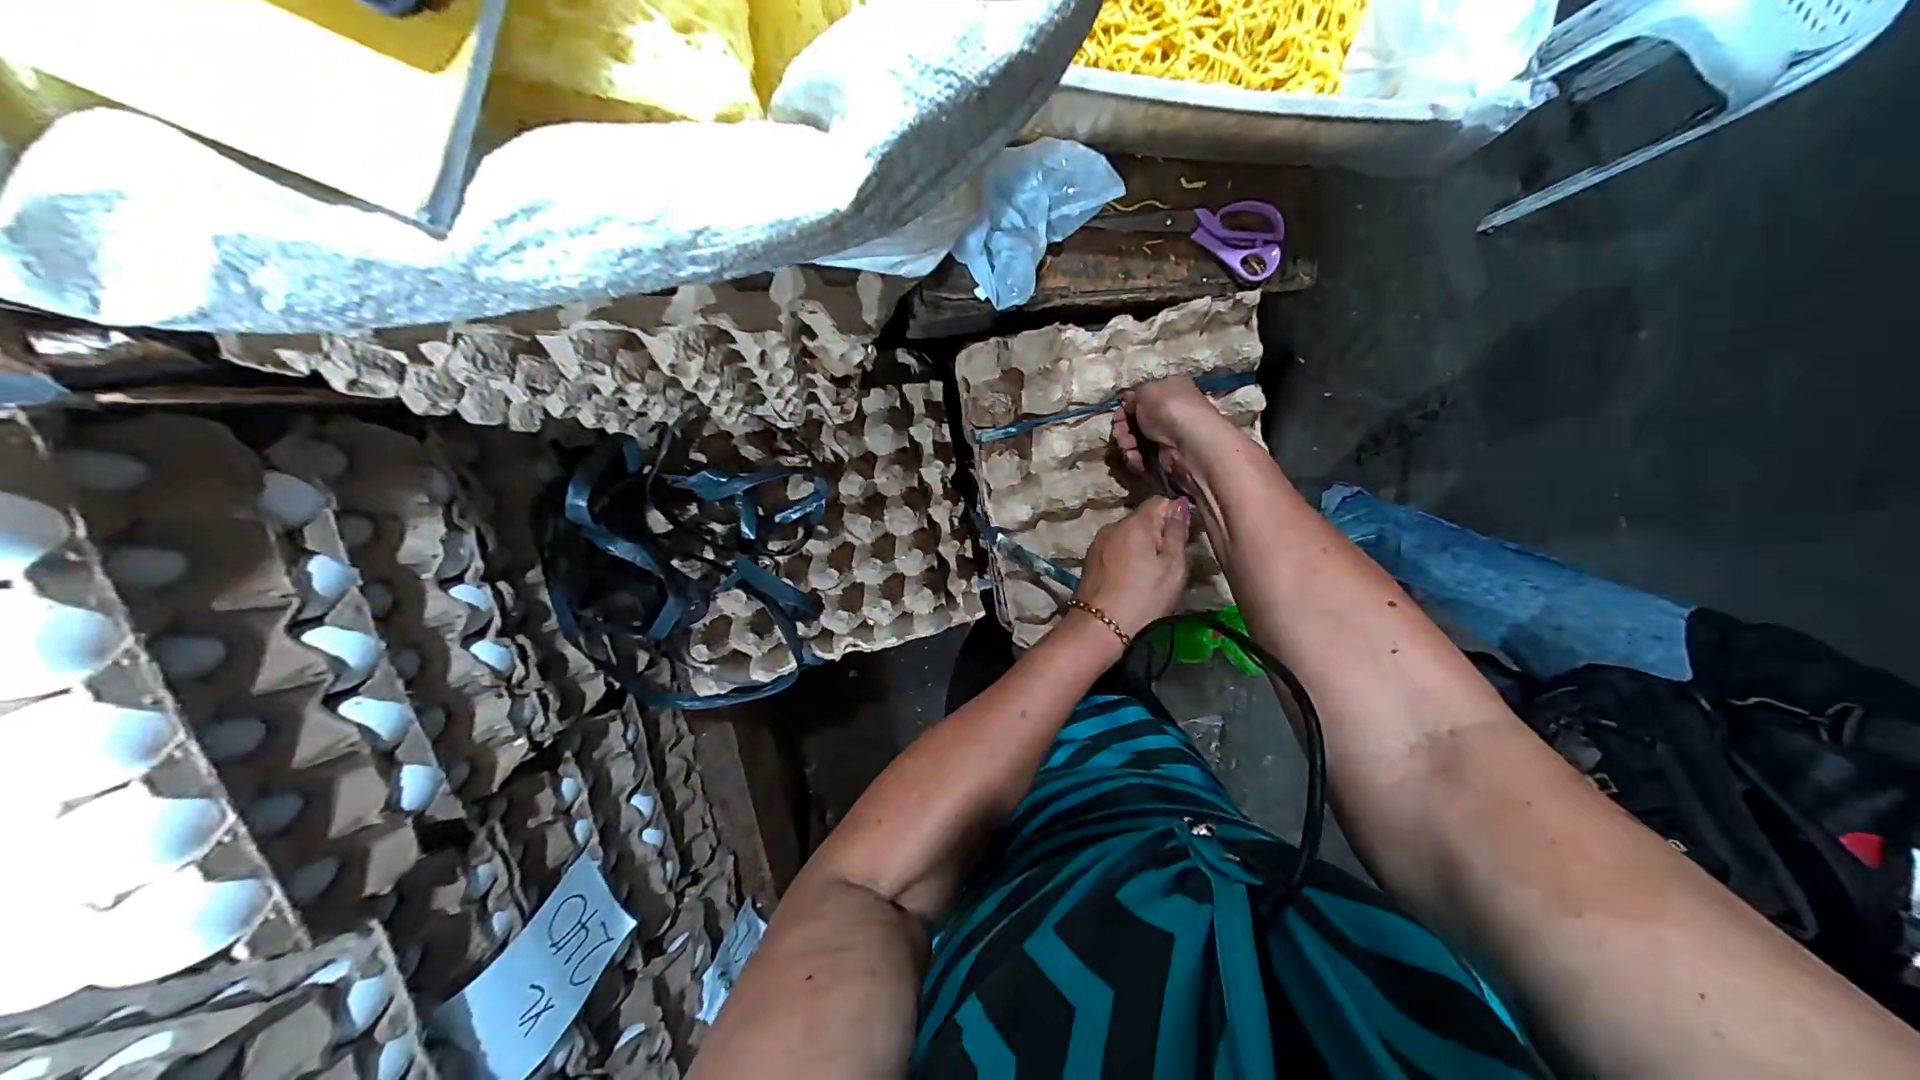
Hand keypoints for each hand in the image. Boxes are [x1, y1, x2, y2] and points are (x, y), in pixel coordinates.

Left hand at [1072, 496, 1190, 638]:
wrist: (1099, 625)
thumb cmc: (1144, 597)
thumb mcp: (1172, 566)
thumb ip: (1177, 532)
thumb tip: (1180, 503)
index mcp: (1134, 523)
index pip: (1159, 501)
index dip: (1174, 515)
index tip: (1181, 539)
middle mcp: (1112, 525)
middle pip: (1142, 519)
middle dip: (1157, 533)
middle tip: (1167, 564)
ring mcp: (1098, 542)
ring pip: (1127, 535)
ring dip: (1141, 546)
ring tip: (1148, 575)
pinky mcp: (1090, 559)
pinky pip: (1115, 548)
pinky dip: (1126, 557)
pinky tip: (1129, 579)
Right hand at [1113, 376, 1232, 491]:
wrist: (1189, 442)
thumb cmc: (1168, 408)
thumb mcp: (1146, 390)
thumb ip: (1133, 397)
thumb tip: (1128, 406)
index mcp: (1169, 391)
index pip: (1141, 400)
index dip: (1125, 409)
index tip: (1117, 417)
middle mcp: (1170, 412)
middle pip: (1135, 421)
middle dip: (1123, 429)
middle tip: (1120, 433)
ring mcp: (1167, 436)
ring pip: (1136, 441)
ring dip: (1126, 444)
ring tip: (1127, 446)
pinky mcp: (1165, 457)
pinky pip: (1142, 457)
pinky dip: (1135, 458)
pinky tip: (1134, 457)